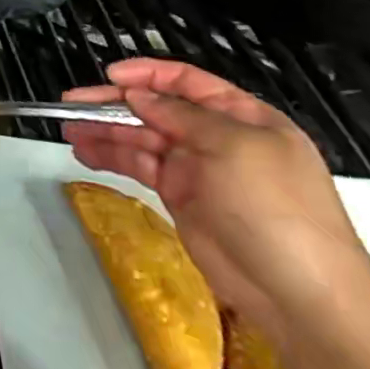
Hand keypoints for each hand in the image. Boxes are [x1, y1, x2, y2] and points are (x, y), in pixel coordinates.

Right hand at [62, 59, 369, 348]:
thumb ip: (181, 116)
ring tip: (69, 127)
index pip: (187, 81)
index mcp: (242, 116)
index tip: (111, 75)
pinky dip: (113, 158)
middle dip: (114, 103)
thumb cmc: (277, 208)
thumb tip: (141, 95)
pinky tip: (86, 153)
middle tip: (72, 101)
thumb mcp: (233, 146)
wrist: (301, 294)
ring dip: (105, 130)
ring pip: (142, 138)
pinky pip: (141, 168)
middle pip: (157, 109)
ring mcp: (198, 170)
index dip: (147, 74)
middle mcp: (217, 138)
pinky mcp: (181, 199)